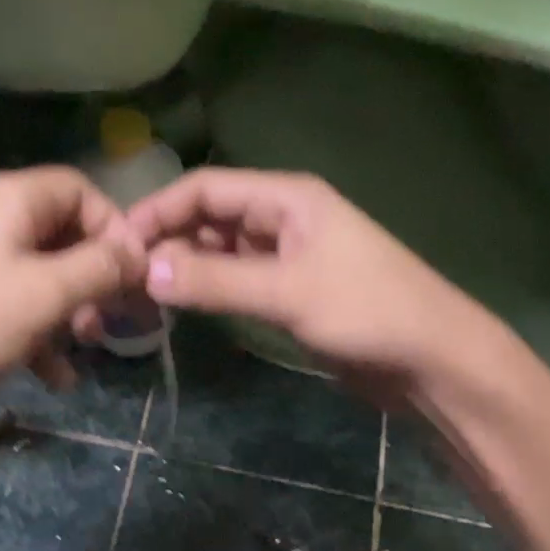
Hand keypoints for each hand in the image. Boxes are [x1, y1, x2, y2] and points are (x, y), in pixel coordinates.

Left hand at [0, 166, 146, 426]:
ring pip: (36, 273)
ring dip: (67, 310)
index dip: (115, 228)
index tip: (134, 275)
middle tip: (109, 321)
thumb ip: (100, 268)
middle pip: (59, 233)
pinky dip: (34, 331)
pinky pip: (8, 301)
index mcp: (10, 198)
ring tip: (81, 352)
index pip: (80, 190)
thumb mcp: (47, 293)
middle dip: (93, 278)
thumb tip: (137, 252)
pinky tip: (53, 377)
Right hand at [125, 168, 506, 403]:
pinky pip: (234, 279)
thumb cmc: (369, 313)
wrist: (433, 362)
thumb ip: (216, 281)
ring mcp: (286, 255)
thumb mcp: (288, 293)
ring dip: (183, 265)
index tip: (115, 244)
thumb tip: (145, 271)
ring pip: (219, 249)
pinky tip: (178, 305)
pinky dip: (205, 288)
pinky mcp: (289, 290)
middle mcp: (282, 217)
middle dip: (166, 239)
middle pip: (209, 216)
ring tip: (139, 291)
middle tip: (121, 275)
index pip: (205, 188)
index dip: (158, 210)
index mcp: (287, 197)